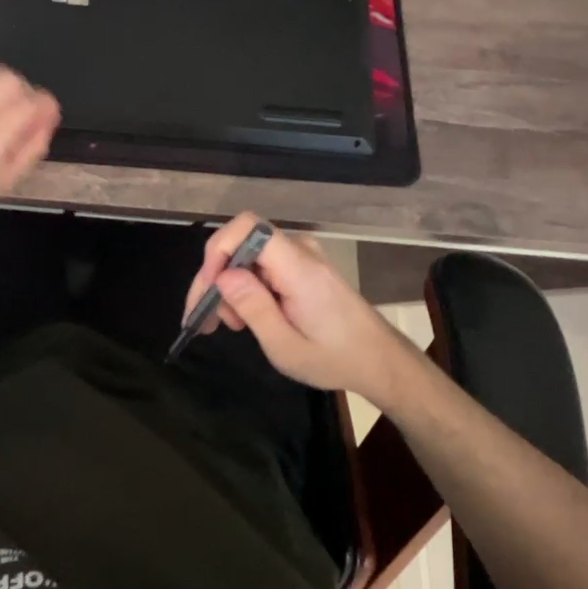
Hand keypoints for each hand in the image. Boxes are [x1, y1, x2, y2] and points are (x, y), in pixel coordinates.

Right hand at [181, 212, 410, 396]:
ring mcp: (302, 255)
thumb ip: (253, 308)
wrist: (380, 361)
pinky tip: (245, 316)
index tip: (210, 286)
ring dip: (229, 286)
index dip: (219, 249)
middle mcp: (300, 251)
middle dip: (216, 277)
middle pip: (241, 243)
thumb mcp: (286, 347)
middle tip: (207, 320)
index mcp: (299, 268)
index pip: (248, 227)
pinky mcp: (302, 265)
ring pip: (247, 255)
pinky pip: (261, 263)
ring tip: (230, 324)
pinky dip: (245, 286)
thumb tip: (221, 275)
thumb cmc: (335, 359)